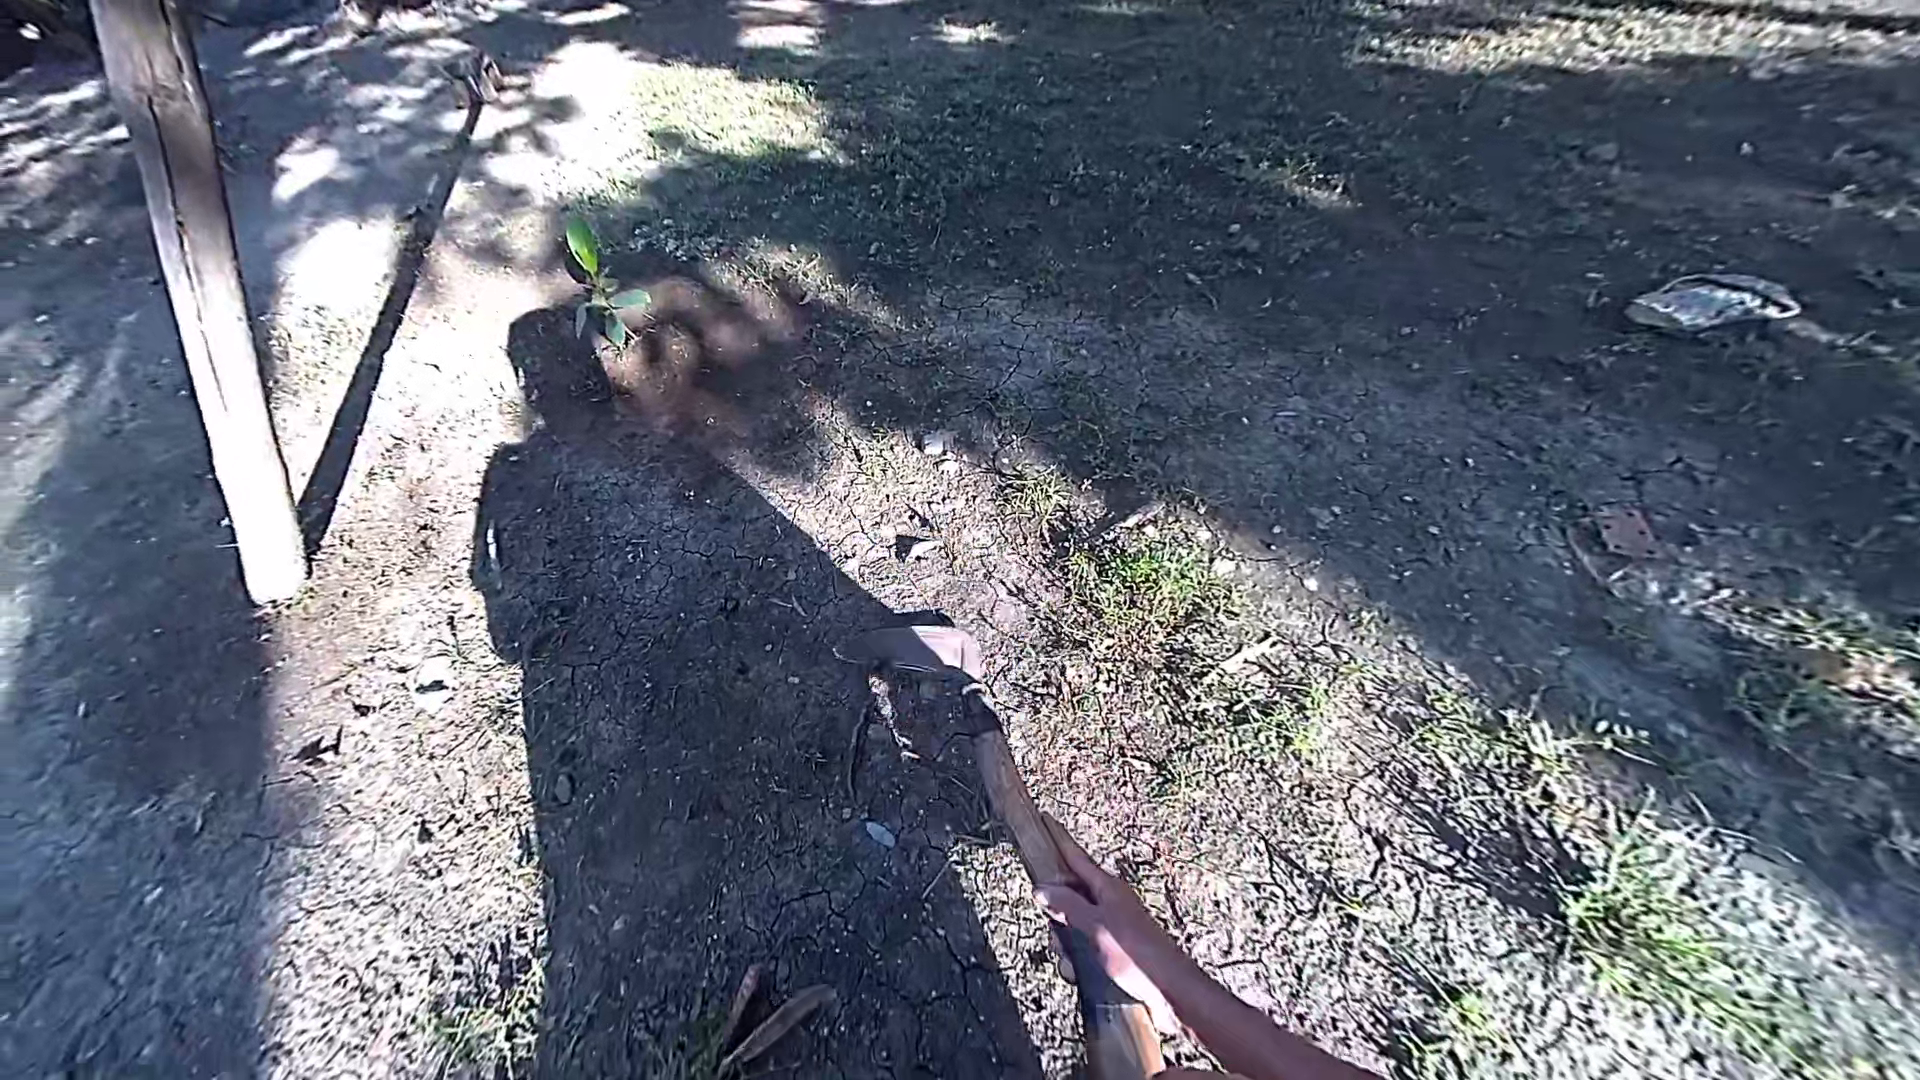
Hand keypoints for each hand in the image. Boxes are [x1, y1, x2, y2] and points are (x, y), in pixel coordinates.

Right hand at [1034, 815, 1186, 1034]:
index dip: (1058, 837)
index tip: (1045, 817)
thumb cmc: (1137, 954)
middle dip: (1055, 915)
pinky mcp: (1113, 947)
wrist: (1172, 993)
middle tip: (1055, 934)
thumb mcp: (1096, 927)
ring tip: (1071, 964)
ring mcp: (1111, 923)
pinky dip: (1076, 960)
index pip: (1074, 855)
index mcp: (1106, 886)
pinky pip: (1083, 945)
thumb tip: (1041, 888)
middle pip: (1068, 894)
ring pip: (1072, 923)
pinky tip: (1078, 975)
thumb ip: (1067, 906)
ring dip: (1066, 943)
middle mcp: (1107, 900)